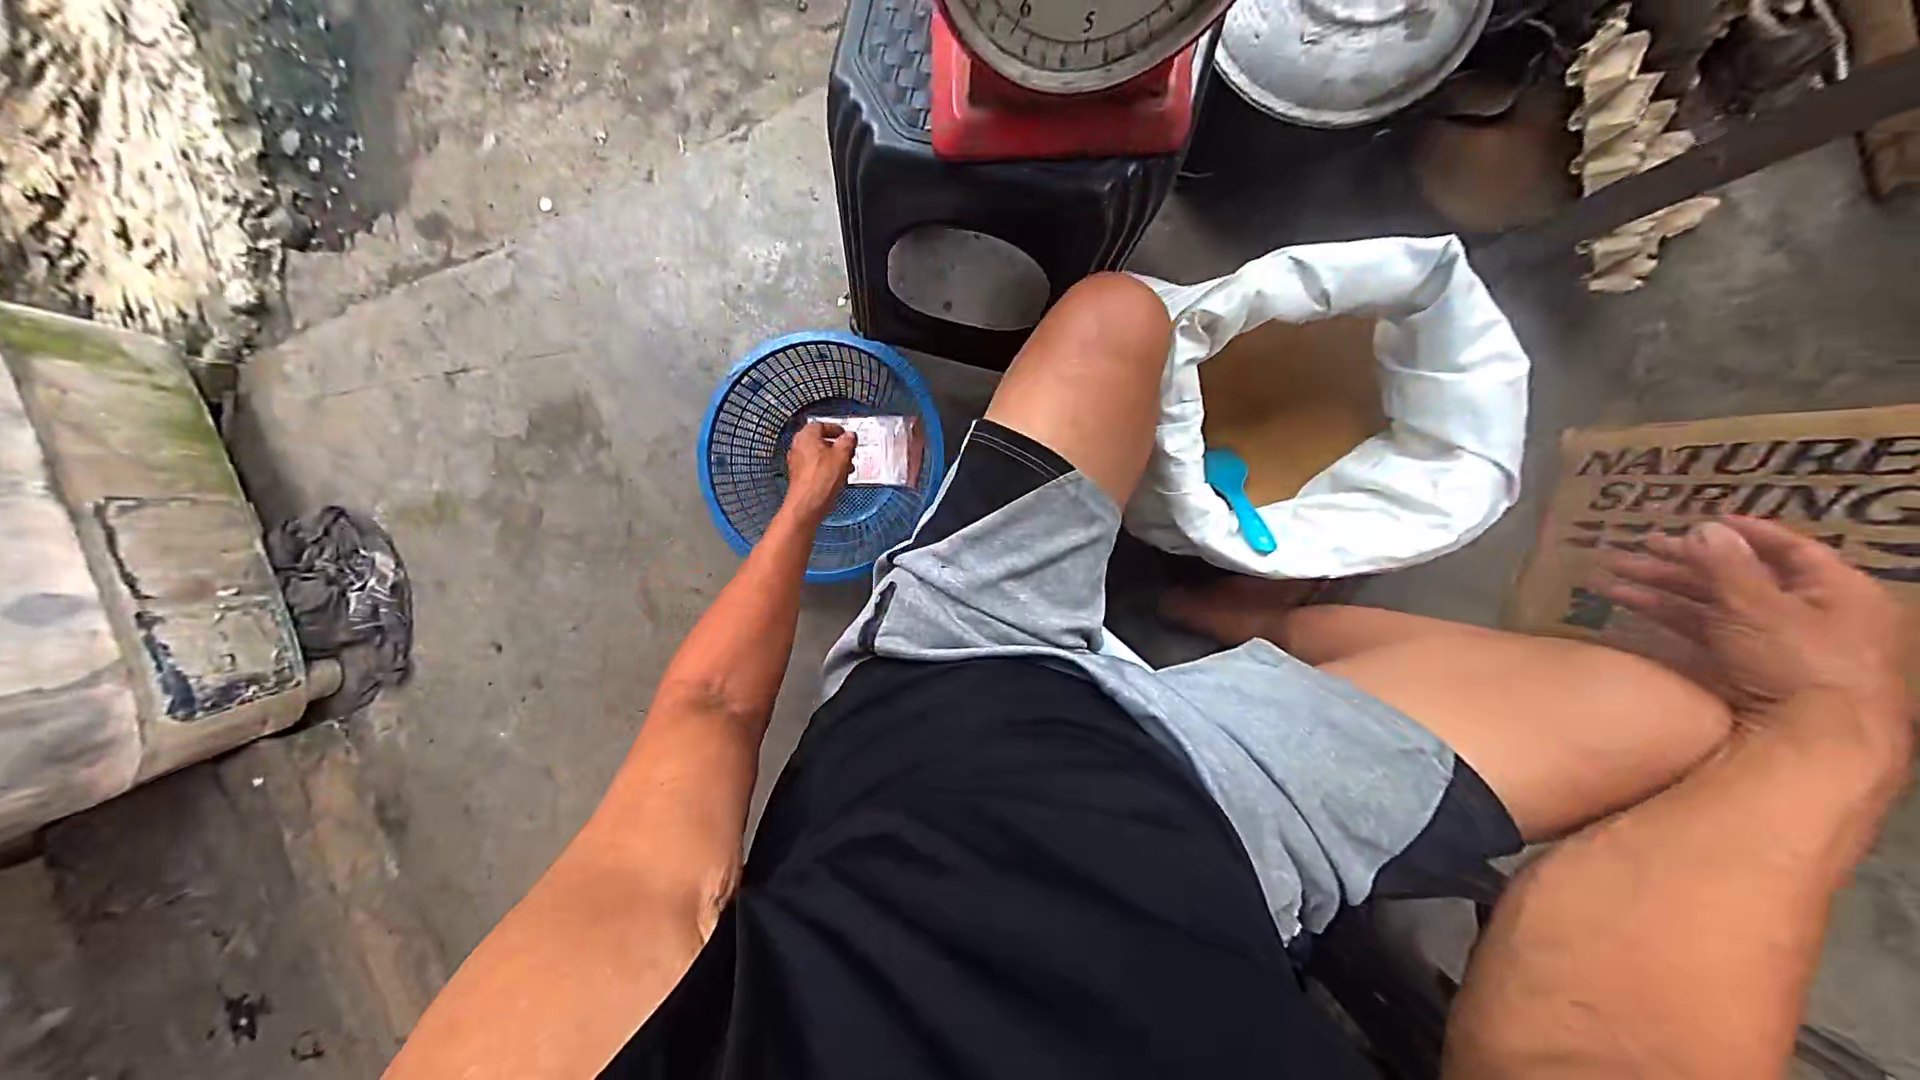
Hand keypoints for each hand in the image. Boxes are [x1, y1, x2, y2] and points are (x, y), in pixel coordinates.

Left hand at [782, 422, 855, 523]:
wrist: (807, 505)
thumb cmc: (823, 477)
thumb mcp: (842, 456)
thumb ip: (847, 442)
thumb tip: (850, 435)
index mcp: (806, 436)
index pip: (821, 425)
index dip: (836, 429)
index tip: (847, 435)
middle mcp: (798, 446)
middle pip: (820, 441)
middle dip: (836, 446)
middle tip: (850, 452)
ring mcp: (796, 462)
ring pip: (818, 455)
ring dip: (834, 459)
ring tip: (848, 467)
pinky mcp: (799, 477)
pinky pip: (815, 467)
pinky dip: (826, 469)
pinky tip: (838, 478)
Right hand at [1597, 517, 1912, 746]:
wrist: (1815, 735)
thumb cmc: (1802, 660)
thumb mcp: (1760, 607)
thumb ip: (1726, 565)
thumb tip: (1703, 527)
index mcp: (1837, 590)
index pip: (1790, 549)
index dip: (1745, 532)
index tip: (1701, 518)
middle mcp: (1810, 611)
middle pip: (1738, 575)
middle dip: (1680, 560)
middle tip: (1636, 545)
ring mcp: (1774, 639)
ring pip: (1710, 601)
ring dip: (1658, 585)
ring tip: (1610, 573)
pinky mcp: (1745, 663)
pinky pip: (1700, 628)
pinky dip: (1662, 612)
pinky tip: (1624, 601)